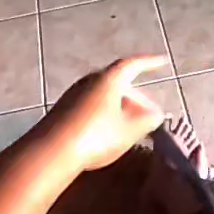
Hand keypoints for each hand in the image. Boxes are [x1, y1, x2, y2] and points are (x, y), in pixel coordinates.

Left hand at [37, 55, 167, 173]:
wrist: (51, 151)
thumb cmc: (96, 136)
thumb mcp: (129, 130)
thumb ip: (147, 120)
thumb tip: (156, 113)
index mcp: (109, 79)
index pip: (133, 65)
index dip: (149, 63)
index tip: (162, 61)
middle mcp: (90, 81)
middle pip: (118, 81)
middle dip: (137, 95)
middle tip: (150, 111)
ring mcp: (74, 94)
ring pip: (104, 94)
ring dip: (121, 104)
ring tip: (132, 122)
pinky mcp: (64, 110)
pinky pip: (92, 104)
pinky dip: (106, 111)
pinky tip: (110, 129)